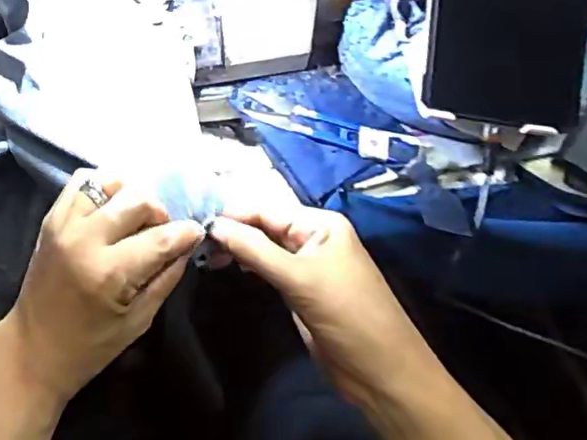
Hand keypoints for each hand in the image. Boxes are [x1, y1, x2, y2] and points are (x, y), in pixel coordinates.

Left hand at [0, 169, 205, 404]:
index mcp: (108, 273)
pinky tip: (110, 205)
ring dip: (130, 194)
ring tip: (134, 216)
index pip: (159, 238)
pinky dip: (102, 186)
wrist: (33, 348)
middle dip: (159, 212)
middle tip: (161, 230)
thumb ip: (166, 278)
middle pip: (137, 199)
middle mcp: (85, 239)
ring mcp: (65, 223)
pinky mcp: (51, 216)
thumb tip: (188, 244)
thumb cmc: (90, 345)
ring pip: (109, 181)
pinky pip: (81, 181)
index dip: (185, 232)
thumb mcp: (138, 321)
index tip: (195, 231)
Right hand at [210, 204, 422, 408]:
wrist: (386, 378)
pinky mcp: (304, 290)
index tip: (200, 221)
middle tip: (200, 241)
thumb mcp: (300, 280)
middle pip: (266, 225)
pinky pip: (271, 268)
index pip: (269, 209)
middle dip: (235, 230)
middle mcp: (314, 237)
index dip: (235, 214)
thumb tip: (214, 225)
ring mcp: (309, 265)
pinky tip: (231, 265)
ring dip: (240, 248)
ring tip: (209, 253)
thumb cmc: (349, 318)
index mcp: (321, 224)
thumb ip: (256, 250)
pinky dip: (251, 265)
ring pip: (266, 247)